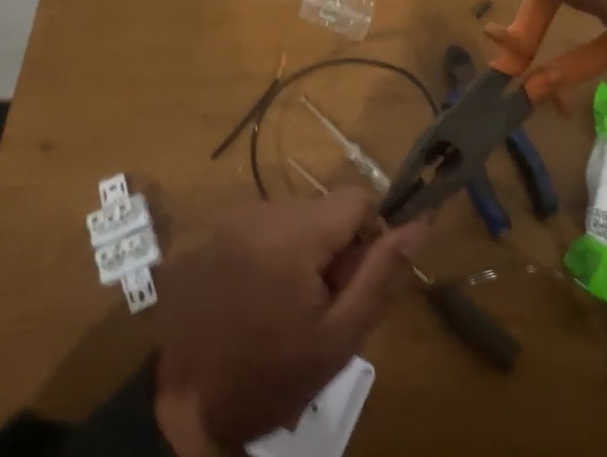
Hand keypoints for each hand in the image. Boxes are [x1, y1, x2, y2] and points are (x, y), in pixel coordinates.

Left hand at [152, 190, 426, 452]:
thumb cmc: (272, 378)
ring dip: (306, 251)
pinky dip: (277, 253)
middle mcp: (257, 214)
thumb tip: (418, 224)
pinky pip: (268, 227)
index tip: (351, 283)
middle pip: (326, 208)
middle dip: (335, 248)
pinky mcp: (213, 236)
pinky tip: (261, 299)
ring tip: (287, 306)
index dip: (369, 238)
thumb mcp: (340, 337)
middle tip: (319, 305)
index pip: (357, 200)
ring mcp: (229, 222)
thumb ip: (380, 273)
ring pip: (298, 217)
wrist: (189, 407)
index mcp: (289, 237)